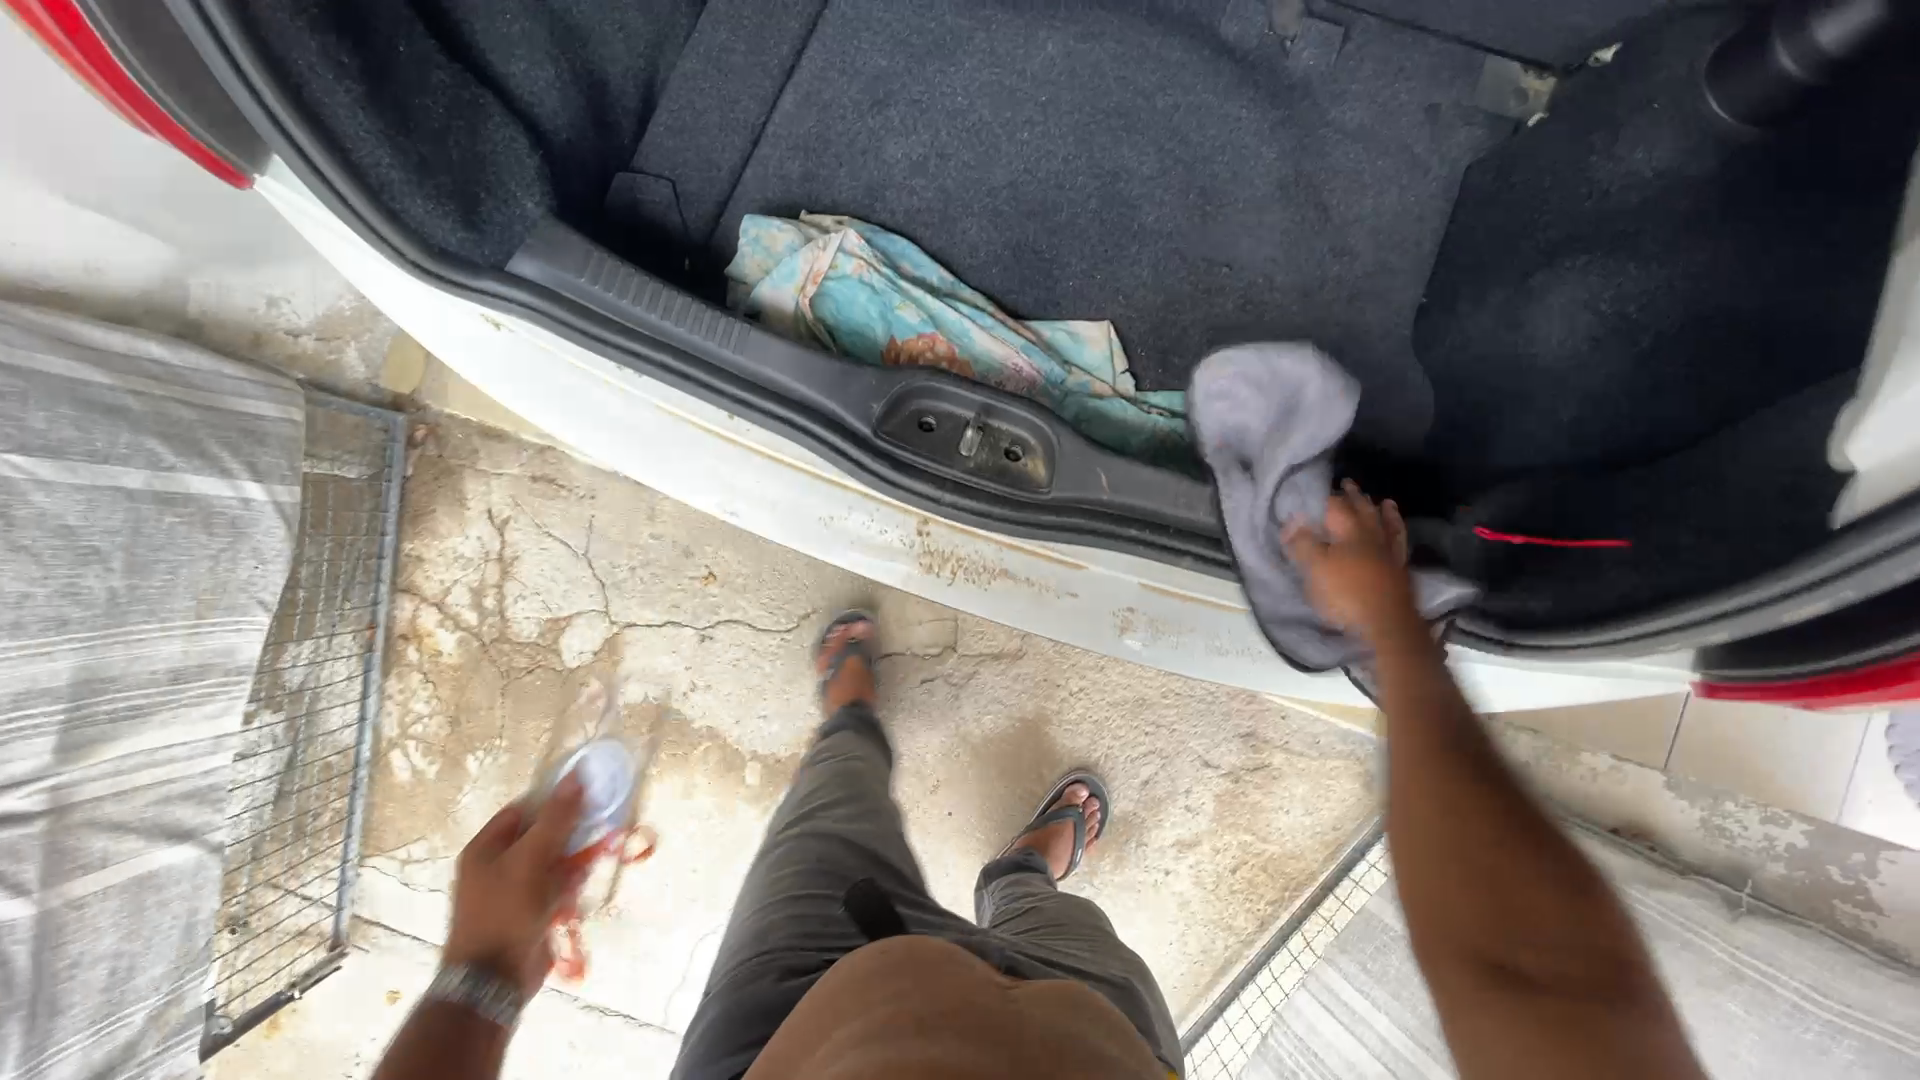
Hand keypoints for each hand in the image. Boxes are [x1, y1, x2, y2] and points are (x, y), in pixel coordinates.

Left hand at [442, 776, 585, 997]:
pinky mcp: (528, 913)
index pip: (525, 809)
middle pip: (541, 835)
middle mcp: (496, 866)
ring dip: (575, 861)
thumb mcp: (531, 860)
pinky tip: (580, 891)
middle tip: (599, 829)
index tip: (588, 798)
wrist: (492, 983)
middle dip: (571, 834)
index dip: (555, 801)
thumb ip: (555, 819)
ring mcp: (512, 892)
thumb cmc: (505, 914)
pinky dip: (570, 886)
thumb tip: (575, 777)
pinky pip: (554, 888)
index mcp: (486, 848)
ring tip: (593, 863)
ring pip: (553, 862)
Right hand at [1283, 480, 1419, 640]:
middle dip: (1354, 496)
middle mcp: (1371, 536)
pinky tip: (1397, 534)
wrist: (1387, 624)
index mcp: (1348, 532)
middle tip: (1348, 483)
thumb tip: (1292, 520)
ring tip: (1384, 502)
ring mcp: (1390, 552)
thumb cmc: (1345, 594)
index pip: (1335, 506)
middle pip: (1363, 510)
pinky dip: (1399, 535)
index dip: (1324, 497)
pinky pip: (1401, 544)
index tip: (1316, 490)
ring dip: (1384, 511)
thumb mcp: (1314, 569)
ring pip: (1387, 524)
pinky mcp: (1401, 570)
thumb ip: (1302, 543)